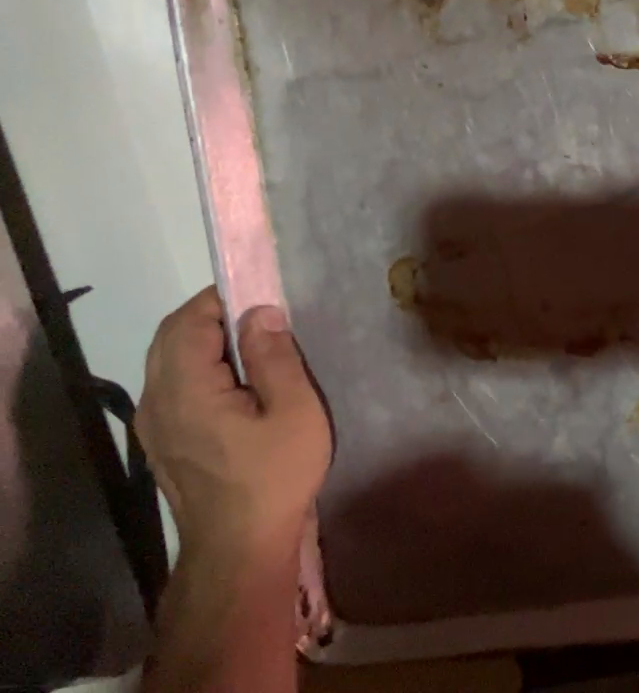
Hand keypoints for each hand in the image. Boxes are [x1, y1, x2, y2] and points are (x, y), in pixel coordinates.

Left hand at [135, 288, 331, 555]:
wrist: (241, 542)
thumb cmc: (276, 472)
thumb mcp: (294, 411)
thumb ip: (274, 359)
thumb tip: (261, 313)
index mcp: (186, 391)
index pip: (189, 324)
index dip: (222, 298)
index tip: (264, 287)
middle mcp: (157, 402)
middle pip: (171, 339)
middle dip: (213, 314)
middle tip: (266, 308)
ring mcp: (155, 424)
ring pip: (169, 362)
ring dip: (206, 340)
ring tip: (258, 338)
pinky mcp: (165, 440)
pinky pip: (174, 384)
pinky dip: (202, 365)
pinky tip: (240, 376)